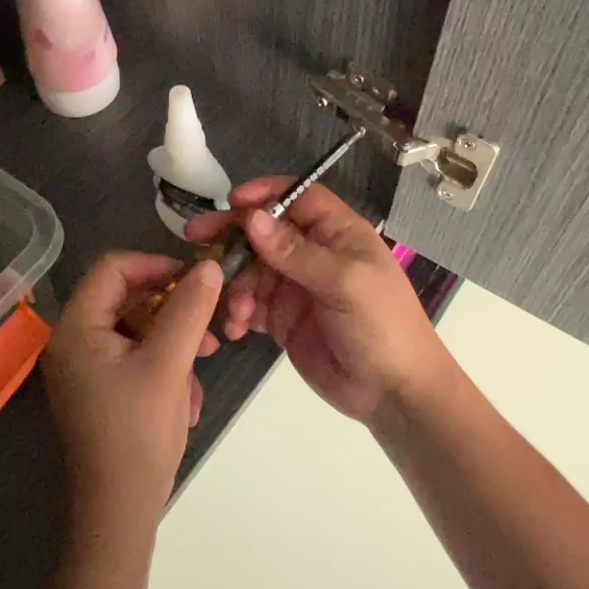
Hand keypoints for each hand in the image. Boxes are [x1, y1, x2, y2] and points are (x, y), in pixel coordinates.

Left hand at [40, 252, 222, 519]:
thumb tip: (210, 266)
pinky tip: (186, 395)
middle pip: (127, 297)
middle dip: (172, 308)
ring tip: (205, 359)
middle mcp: (73, 341)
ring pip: (137, 327)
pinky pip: (135, 356)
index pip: (113, 267)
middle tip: (208, 325)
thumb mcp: (169, 364)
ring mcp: (85, 367)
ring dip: (175, 338)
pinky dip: (164, 364)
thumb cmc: (138, 433)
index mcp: (77, 328)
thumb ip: (189, 309)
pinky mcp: (100, 389)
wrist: (118, 511)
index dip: (156, 265)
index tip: (195, 280)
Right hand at [185, 179, 454, 424]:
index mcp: (337, 233)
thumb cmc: (382, 325)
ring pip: (251, 269)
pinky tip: (233, 328)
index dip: (264, 195)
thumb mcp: (344, 283)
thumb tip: (251, 217)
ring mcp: (296, 286)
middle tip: (195, 238)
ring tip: (234, 312)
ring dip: (234, 285)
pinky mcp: (282, 319)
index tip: (230, 202)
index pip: (297, 198)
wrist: (394, 392)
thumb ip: (296, 252)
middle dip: (232, 236)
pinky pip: (249, 304)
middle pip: (264, 232)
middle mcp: (314, 253)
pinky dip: (236, 312)